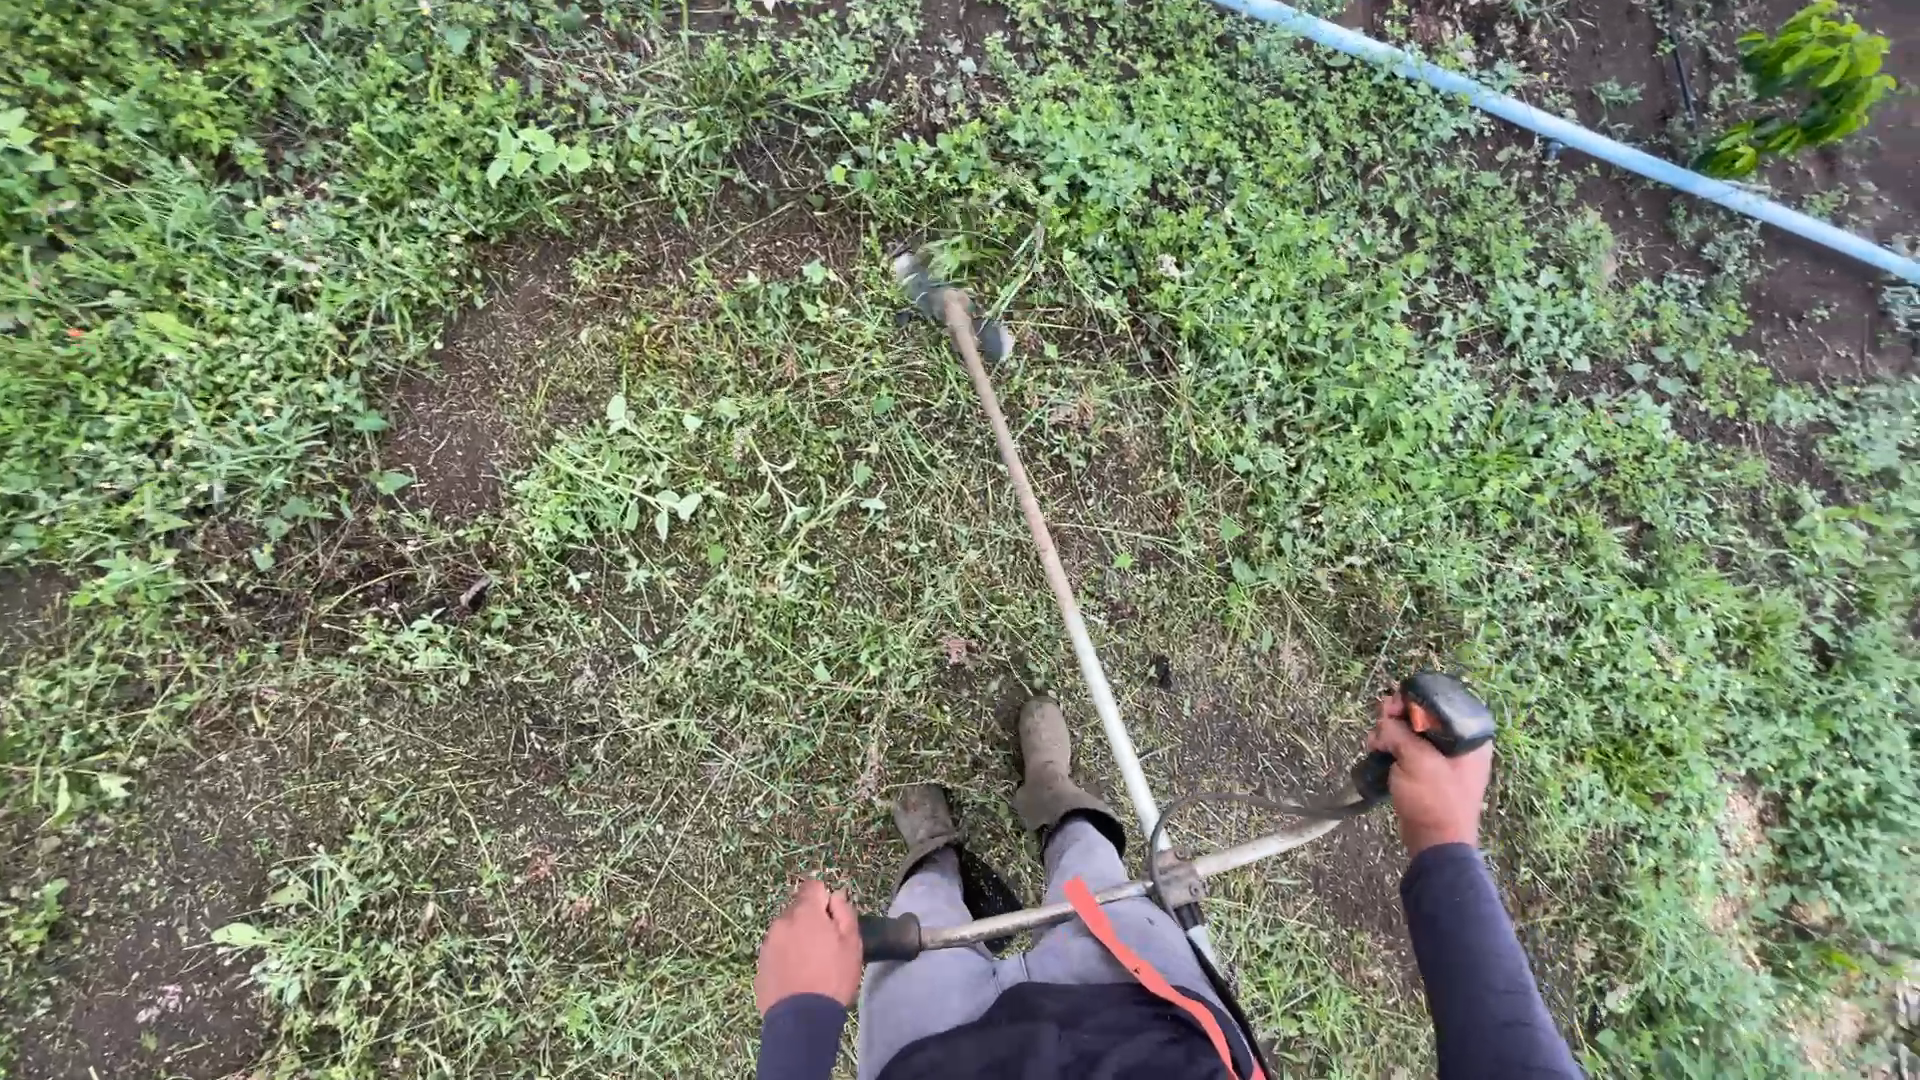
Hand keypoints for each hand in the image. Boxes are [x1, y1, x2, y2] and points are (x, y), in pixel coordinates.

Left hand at [754, 878, 861, 1014]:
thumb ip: (844, 912)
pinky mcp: (759, 965)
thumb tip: (836, 896)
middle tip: (824, 945)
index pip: (813, 886)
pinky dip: (785, 956)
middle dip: (810, 920)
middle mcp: (782, 922)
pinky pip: (776, 951)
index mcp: (805, 912)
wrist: (802, 1021)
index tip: (832, 918)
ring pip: (786, 930)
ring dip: (796, 938)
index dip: (824, 899)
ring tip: (809, 964)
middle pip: (798, 909)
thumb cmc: (832, 978)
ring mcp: (768, 944)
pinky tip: (796, 977)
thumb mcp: (851, 943)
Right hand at [1366, 691, 1491, 855]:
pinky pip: (1406, 745)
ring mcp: (1443, 756)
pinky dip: (1389, 745)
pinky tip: (1376, 751)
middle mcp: (1459, 743)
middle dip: (1395, 717)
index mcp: (1470, 737)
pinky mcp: (1427, 768)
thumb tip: (1384, 722)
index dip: (1411, 701)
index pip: (1438, 702)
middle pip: (1420, 714)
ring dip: (1387, 732)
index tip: (1391, 709)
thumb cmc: (1434, 800)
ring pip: (1408, 729)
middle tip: (1381, 726)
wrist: (1436, 841)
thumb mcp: (1417, 760)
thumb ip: (1399, 732)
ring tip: (1375, 744)